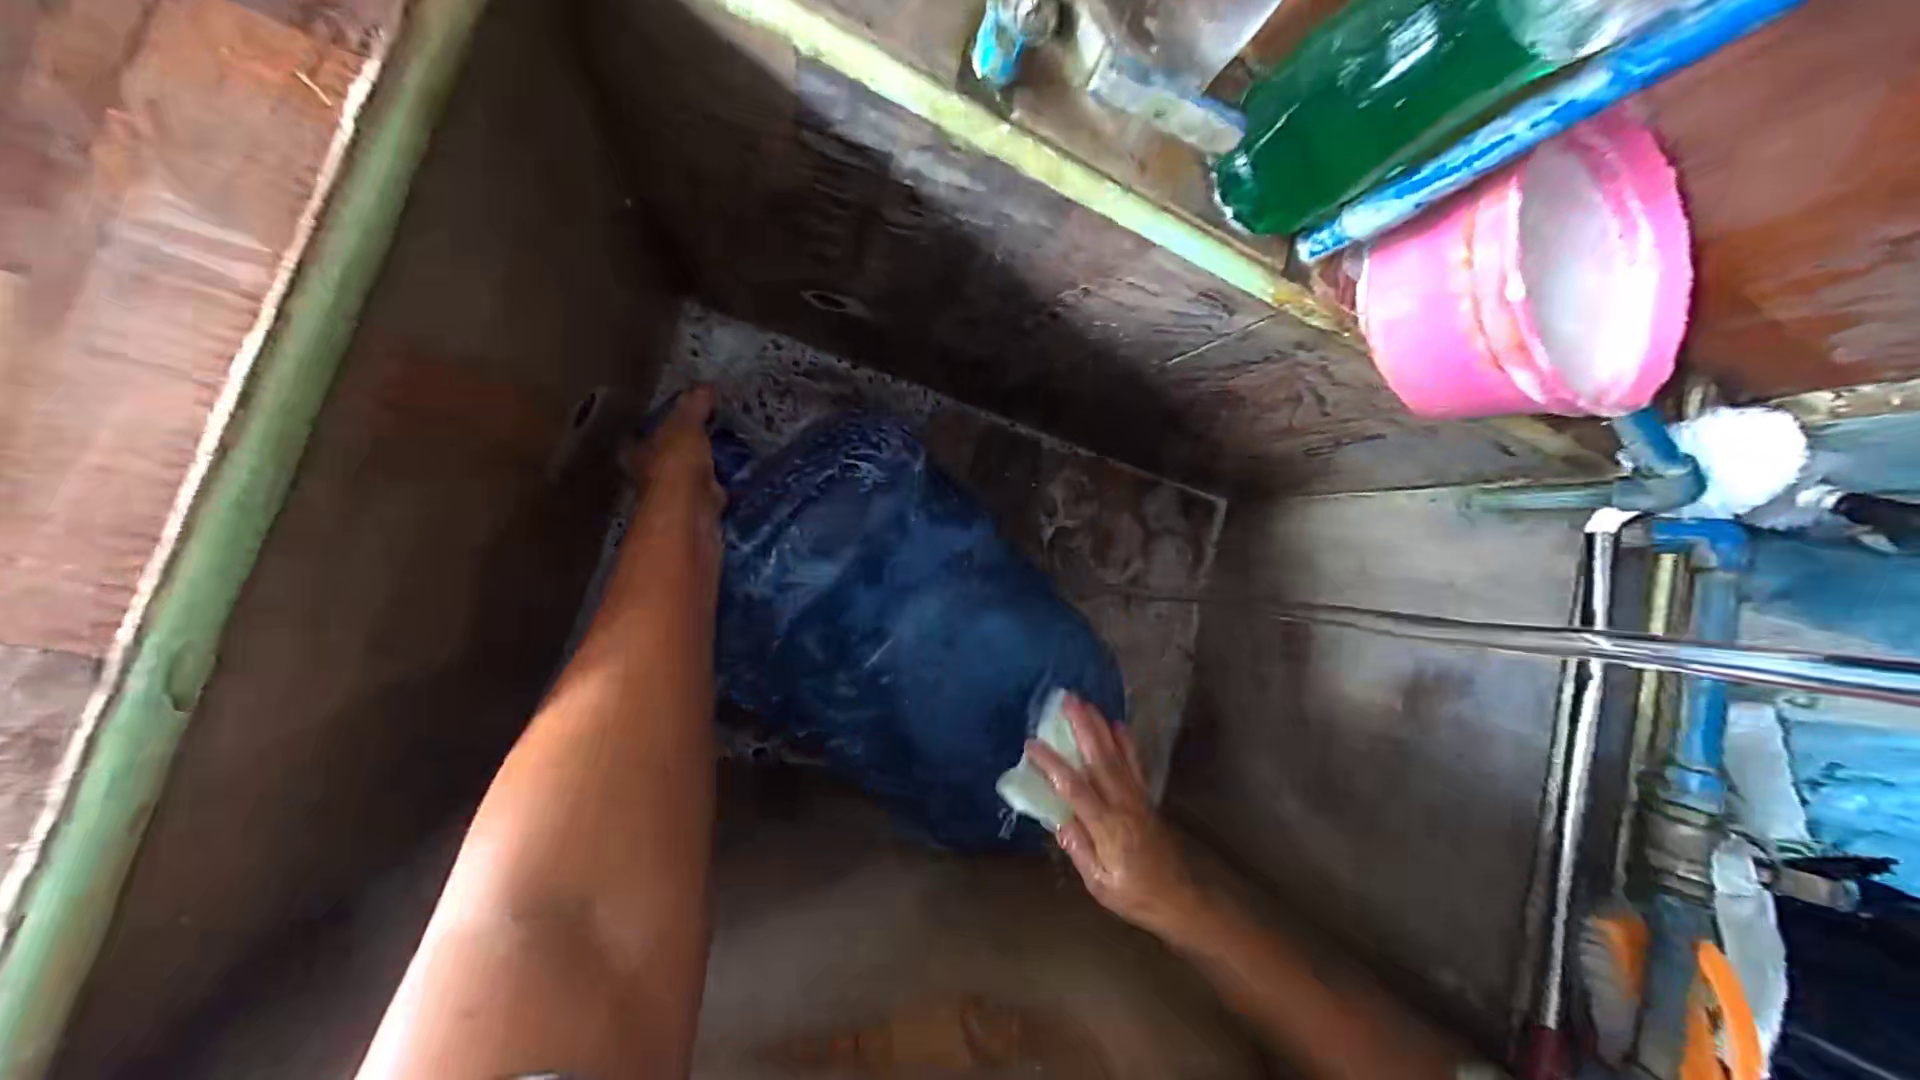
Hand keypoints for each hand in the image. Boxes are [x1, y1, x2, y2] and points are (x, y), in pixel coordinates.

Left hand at [625, 385, 724, 520]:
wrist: (691, 515)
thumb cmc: (677, 465)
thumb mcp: (686, 426)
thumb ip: (694, 408)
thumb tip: (705, 387)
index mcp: (639, 453)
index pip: (644, 436)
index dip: (658, 428)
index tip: (678, 418)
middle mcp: (651, 478)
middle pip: (666, 460)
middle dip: (683, 451)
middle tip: (707, 434)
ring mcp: (675, 499)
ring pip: (689, 479)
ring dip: (703, 471)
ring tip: (725, 454)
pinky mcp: (698, 514)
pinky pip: (710, 496)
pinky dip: (720, 489)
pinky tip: (734, 480)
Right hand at [1027, 695, 1208, 941]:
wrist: (1181, 899)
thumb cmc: (1136, 896)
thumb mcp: (1100, 884)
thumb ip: (1079, 850)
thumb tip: (1058, 819)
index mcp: (1108, 828)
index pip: (1075, 788)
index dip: (1052, 764)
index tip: (1032, 744)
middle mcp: (1123, 805)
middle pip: (1101, 759)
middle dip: (1083, 727)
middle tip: (1068, 701)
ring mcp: (1137, 798)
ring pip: (1117, 755)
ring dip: (1101, 727)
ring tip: (1086, 704)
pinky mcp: (1146, 797)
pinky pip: (1135, 763)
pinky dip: (1126, 741)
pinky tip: (1117, 724)